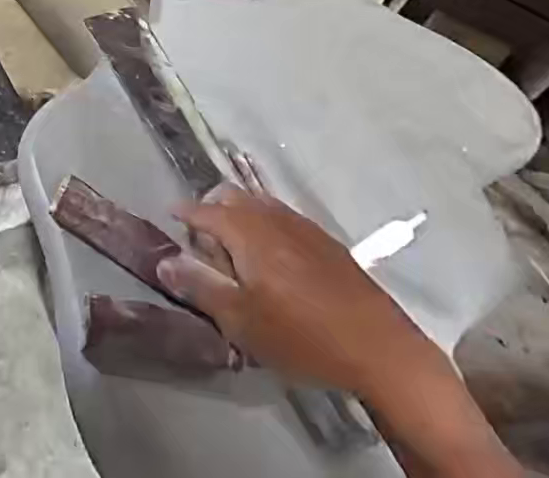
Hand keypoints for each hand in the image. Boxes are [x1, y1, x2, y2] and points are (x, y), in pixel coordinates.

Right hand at [154, 185, 443, 396]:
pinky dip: (267, 224)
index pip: (203, 211)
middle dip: (211, 207)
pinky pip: (284, 218)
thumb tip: (164, 261)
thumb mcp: (239, 319)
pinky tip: (274, 256)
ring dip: (240, 214)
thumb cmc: (302, 336)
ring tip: (236, 245)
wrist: (384, 353)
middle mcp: (271, 217)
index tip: (171, 215)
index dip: (184, 213)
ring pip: (259, 203)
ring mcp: (303, 228)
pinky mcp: (328, 244)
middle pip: (232, 195)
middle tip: (203, 236)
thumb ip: (198, 285)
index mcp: (245, 230)